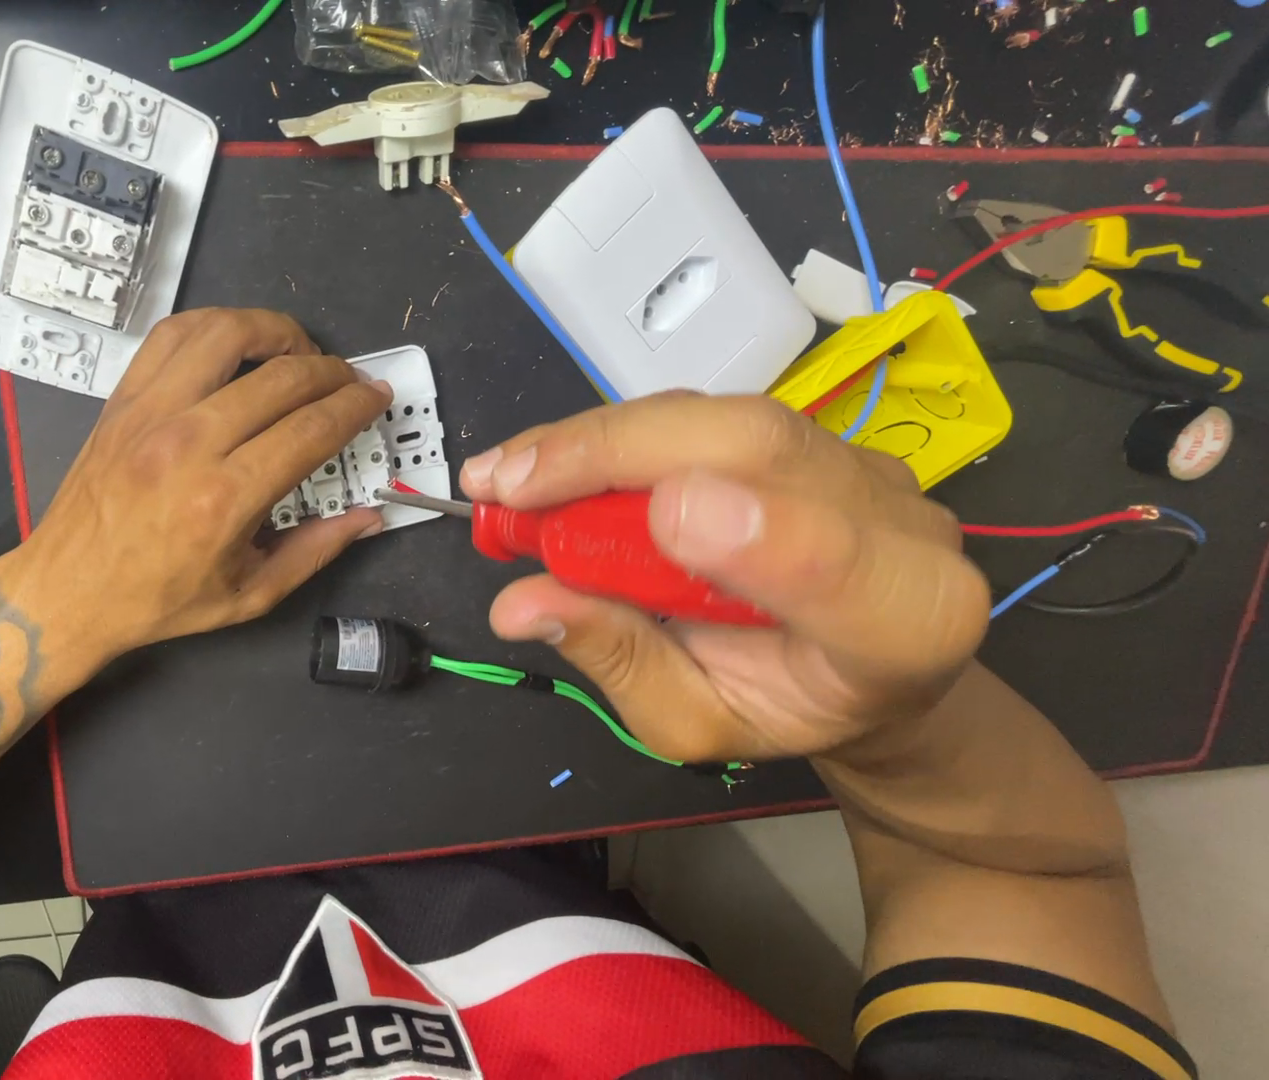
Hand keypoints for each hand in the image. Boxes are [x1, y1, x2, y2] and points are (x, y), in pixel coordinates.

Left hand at [7, 309, 390, 667]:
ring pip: (226, 334)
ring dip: (276, 331)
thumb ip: (316, 550)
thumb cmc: (162, 599)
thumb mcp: (251, 594)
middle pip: (280, 378)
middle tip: (349, 382)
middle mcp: (189, 443)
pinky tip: (238, 344)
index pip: (311, 429)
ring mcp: (150, 413)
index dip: (355, 406)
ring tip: (298, 352)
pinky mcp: (123, 399)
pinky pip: (173, 335)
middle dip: (331, 372)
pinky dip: (216, 325)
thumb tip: (371, 517)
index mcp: (226, 499)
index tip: (375, 397)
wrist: (70, 589)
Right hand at [458, 393, 990, 763]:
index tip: (663, 517)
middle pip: (757, 444)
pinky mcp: (793, 434)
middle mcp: (887, 517)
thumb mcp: (692, 720)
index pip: (843, 562)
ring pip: (712, 416)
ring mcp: (843, 460)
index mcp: (897, 622)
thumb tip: (518, 606)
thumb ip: (620, 661)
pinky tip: (541, 461)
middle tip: (506, 487)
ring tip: (501, 479)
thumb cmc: (781, 705)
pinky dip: (603, 435)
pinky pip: (693, 415)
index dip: (759, 531)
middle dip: (615, 455)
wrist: (858, 663)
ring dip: (591, 440)